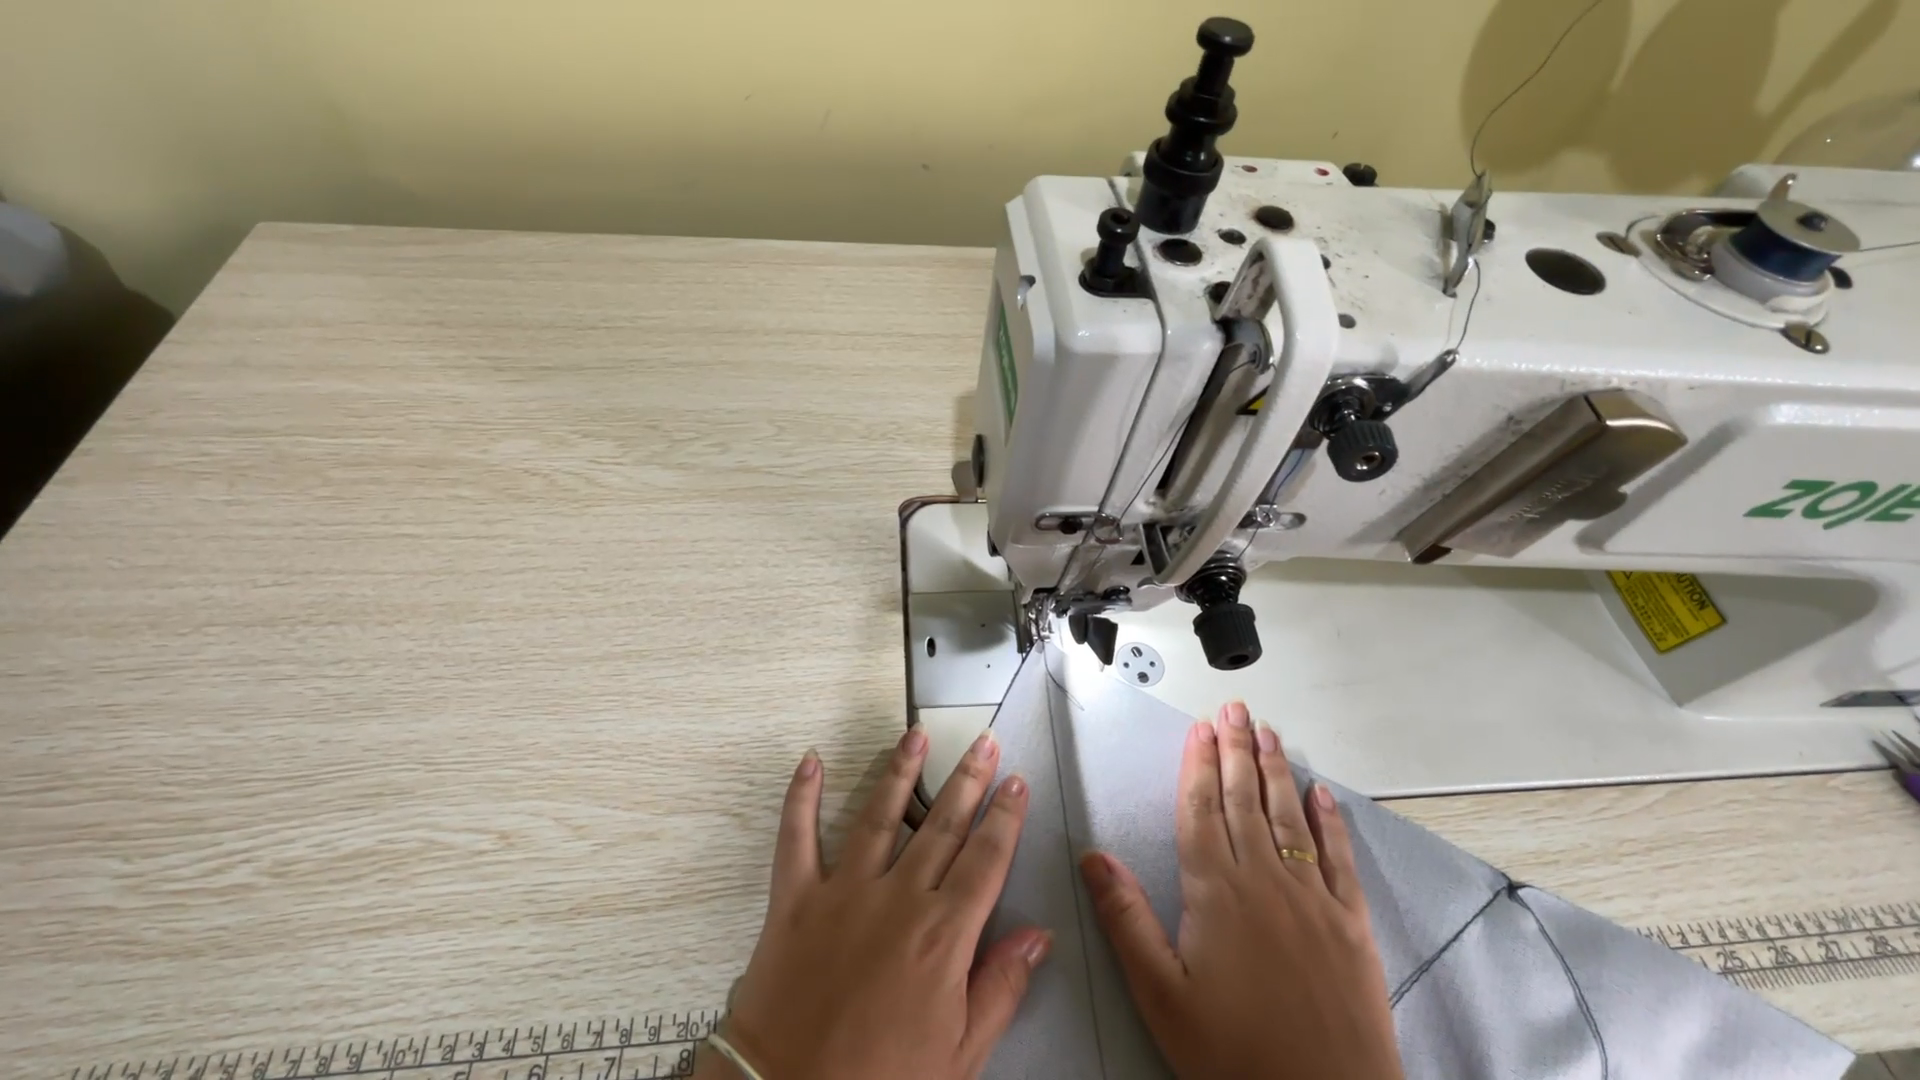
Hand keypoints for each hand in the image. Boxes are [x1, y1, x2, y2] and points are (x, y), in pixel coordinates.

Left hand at [703, 727, 1048, 1079]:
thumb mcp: (960, 1052)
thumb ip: (1001, 987)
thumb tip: (1038, 938)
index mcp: (943, 935)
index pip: (986, 858)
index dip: (1005, 817)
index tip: (1016, 783)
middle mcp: (897, 899)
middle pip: (943, 825)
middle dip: (968, 779)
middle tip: (983, 742)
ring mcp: (844, 892)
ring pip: (879, 815)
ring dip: (901, 771)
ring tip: (915, 735)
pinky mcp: (795, 899)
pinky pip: (796, 836)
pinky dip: (801, 797)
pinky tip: (810, 762)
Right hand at [1080, 702, 1402, 1079]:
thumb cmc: (1234, 1053)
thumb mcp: (1161, 992)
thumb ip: (1125, 918)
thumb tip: (1092, 857)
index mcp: (1215, 890)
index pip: (1201, 809)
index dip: (1198, 765)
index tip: (1200, 729)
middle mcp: (1265, 880)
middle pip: (1244, 799)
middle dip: (1237, 750)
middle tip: (1235, 710)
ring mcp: (1313, 897)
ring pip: (1289, 816)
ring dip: (1277, 770)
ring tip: (1269, 733)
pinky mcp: (1351, 923)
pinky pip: (1339, 857)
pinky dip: (1330, 821)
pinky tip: (1323, 794)